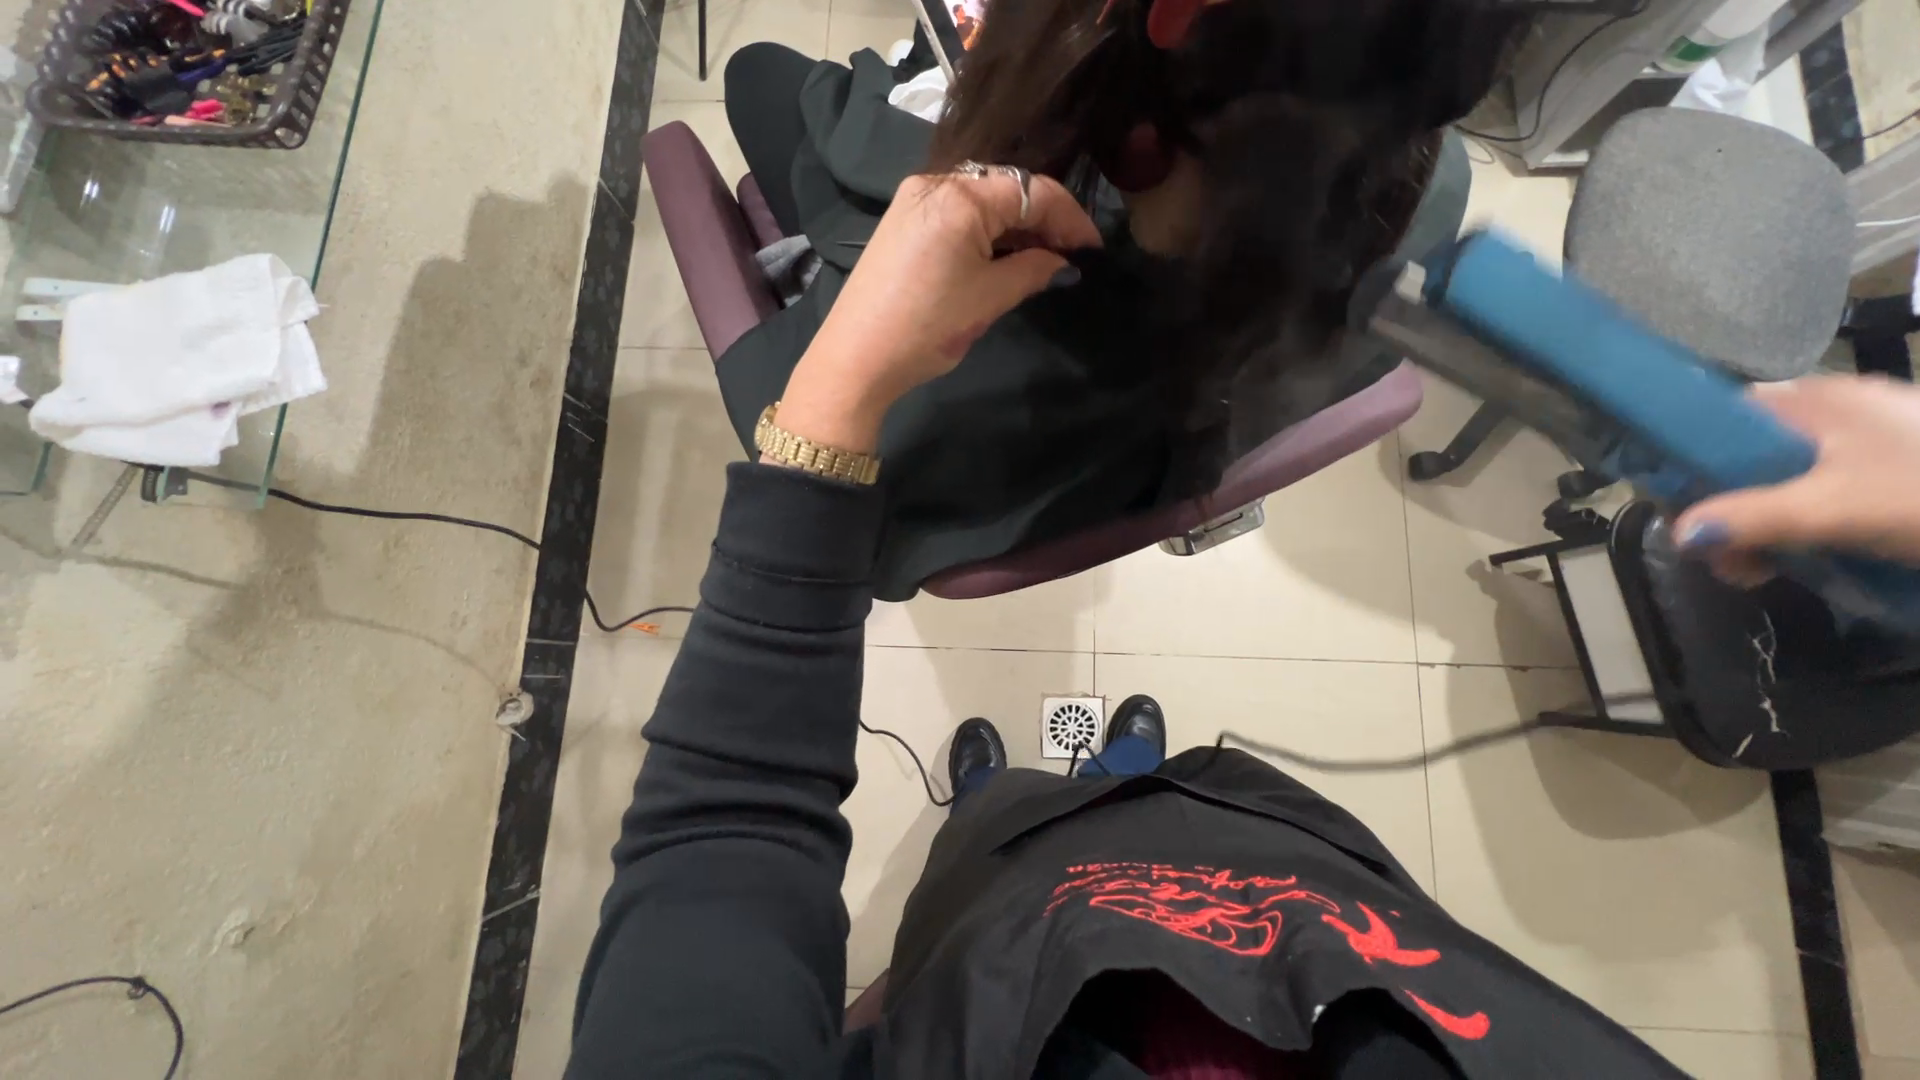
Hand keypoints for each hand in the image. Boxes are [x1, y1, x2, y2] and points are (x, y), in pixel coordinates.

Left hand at [769, 167, 1102, 453]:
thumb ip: (1033, 271)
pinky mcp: (902, 223)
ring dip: (1014, 227)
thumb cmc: (927, 327)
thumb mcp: (989, 299)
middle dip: (1043, 220)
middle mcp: (935, 184)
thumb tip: (1062, 263)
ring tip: (1040, 261)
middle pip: (1007, 188)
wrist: (855, 358)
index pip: (1032, 191)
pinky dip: (986, 232)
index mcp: (960, 197)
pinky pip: (957, 215)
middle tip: (1069, 256)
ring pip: (982, 201)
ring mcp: (914, 201)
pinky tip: (1002, 258)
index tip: (1093, 249)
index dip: (1070, 218)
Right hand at [1675, 376, 1919, 580]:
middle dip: (1721, 510)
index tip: (1676, 507)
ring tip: (1763, 572)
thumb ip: (1752, 518)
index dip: (1684, 458)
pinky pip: (1816, 497)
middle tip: (1729, 561)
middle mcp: (1836, 414)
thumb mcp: (1839, 510)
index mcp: (1818, 401)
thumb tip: (1678, 533)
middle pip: (1743, 457)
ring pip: (1777, 483)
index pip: (1718, 415)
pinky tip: (1805, 559)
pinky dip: (1798, 529)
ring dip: (1756, 528)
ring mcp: (1868, 446)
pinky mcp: (1891, 477)